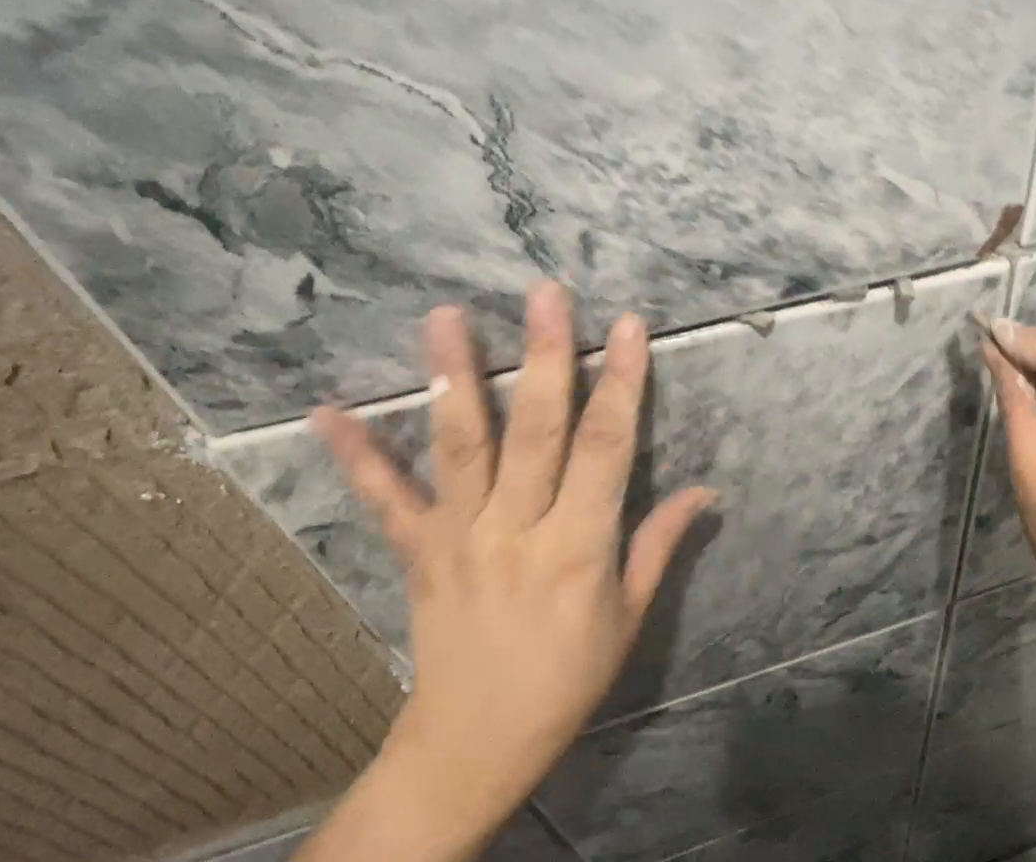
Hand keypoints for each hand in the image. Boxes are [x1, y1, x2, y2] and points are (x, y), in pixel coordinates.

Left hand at [311, 283, 713, 833]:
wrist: (475, 742)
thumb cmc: (567, 678)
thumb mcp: (628, 616)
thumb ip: (660, 545)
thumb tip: (706, 491)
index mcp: (579, 547)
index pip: (606, 449)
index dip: (620, 384)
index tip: (627, 326)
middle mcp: (517, 530)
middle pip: (535, 431)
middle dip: (544, 356)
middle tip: (544, 293)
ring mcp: (460, 537)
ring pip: (460, 447)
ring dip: (454, 378)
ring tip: (446, 316)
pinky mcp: (418, 552)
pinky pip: (386, 499)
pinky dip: (358, 455)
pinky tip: (329, 408)